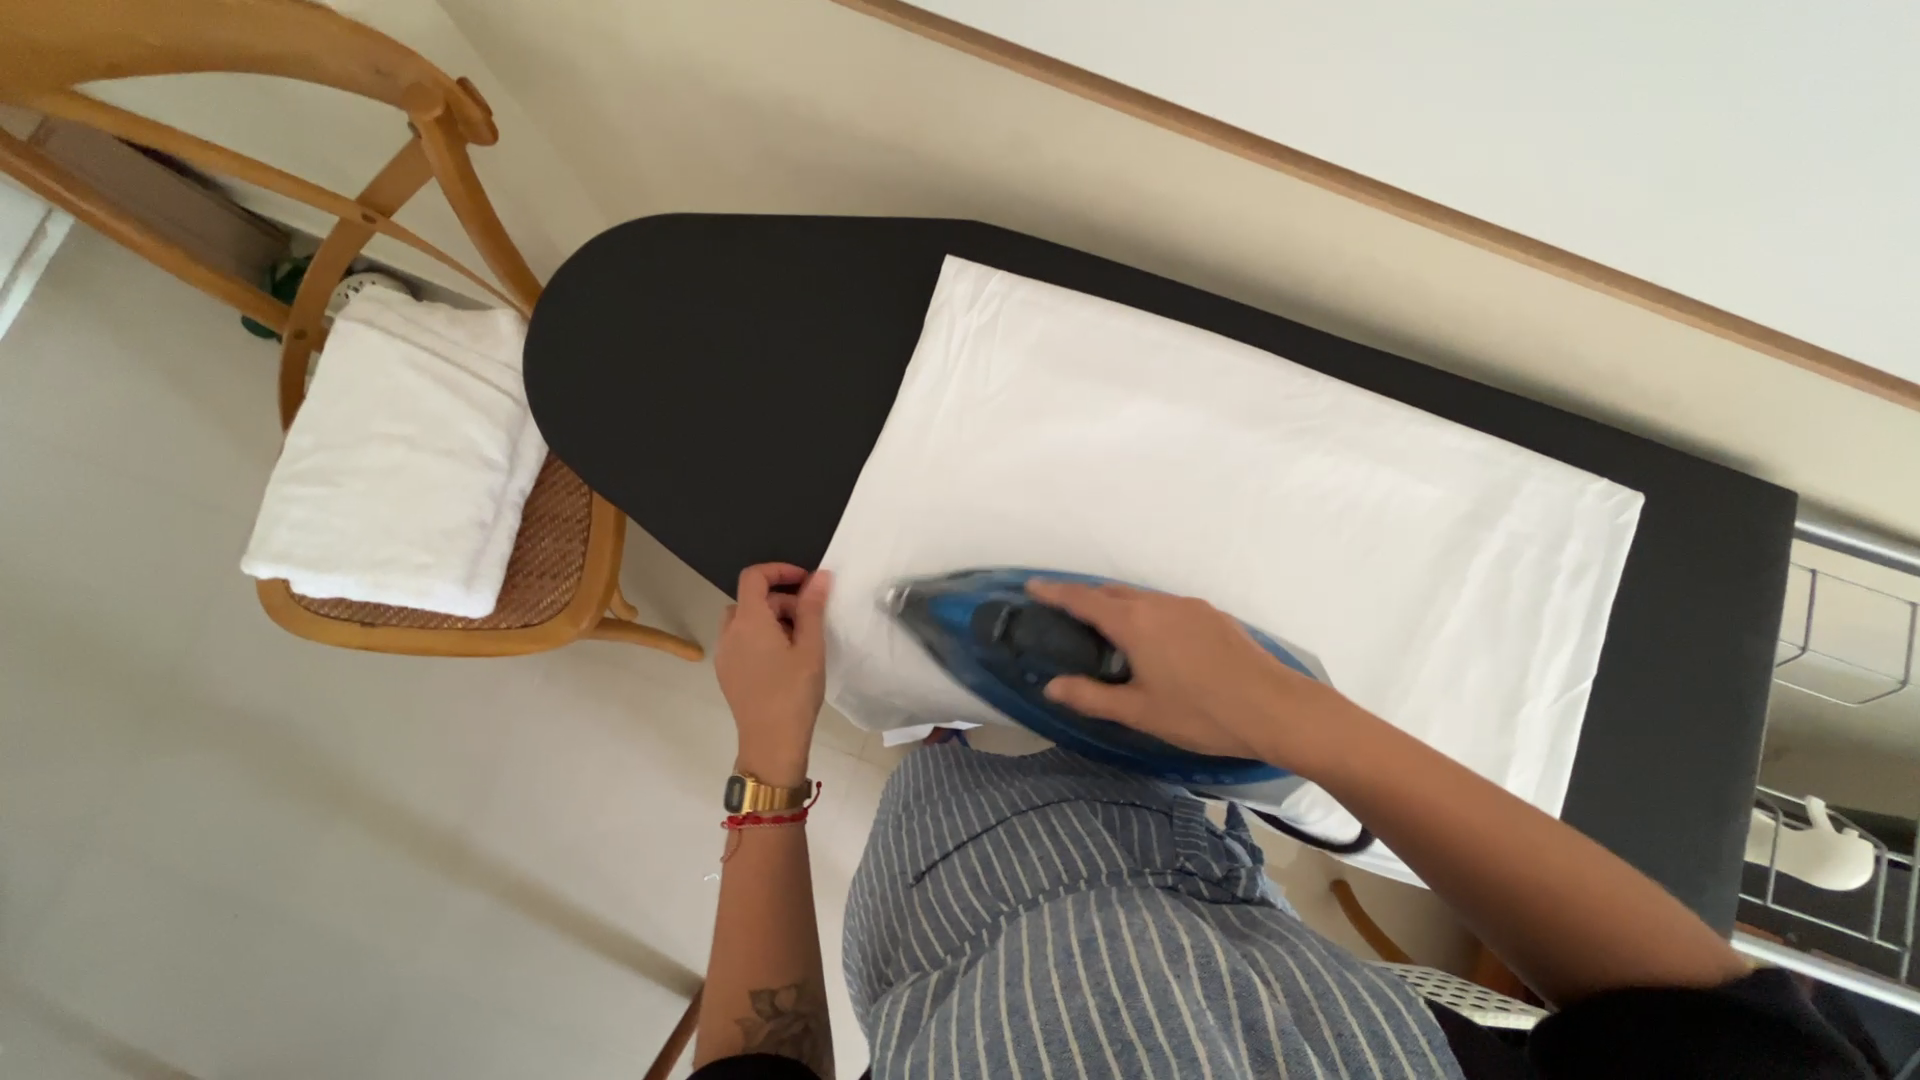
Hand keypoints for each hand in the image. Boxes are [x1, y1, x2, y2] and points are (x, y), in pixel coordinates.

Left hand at [716, 563, 831, 785]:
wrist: (772, 742)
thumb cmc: (794, 692)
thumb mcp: (811, 646)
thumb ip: (812, 607)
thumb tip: (819, 576)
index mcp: (749, 621)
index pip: (754, 577)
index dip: (779, 571)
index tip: (805, 582)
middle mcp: (729, 633)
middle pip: (751, 600)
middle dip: (781, 601)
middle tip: (809, 620)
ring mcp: (724, 655)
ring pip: (745, 622)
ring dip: (770, 620)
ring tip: (798, 642)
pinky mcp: (726, 673)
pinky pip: (740, 642)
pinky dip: (760, 638)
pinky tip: (783, 661)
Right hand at [1026, 580, 1360, 774]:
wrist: (1278, 709)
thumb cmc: (1202, 714)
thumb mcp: (1140, 711)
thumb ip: (1092, 696)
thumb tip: (1052, 685)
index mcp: (1135, 623)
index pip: (1083, 600)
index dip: (1054, 592)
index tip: (1031, 586)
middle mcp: (1159, 604)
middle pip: (1112, 592)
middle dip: (1085, 598)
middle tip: (1065, 615)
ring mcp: (1190, 607)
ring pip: (1143, 598)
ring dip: (1119, 606)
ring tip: (1108, 631)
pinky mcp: (1213, 616)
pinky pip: (1166, 607)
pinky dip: (1146, 614)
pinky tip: (1154, 642)